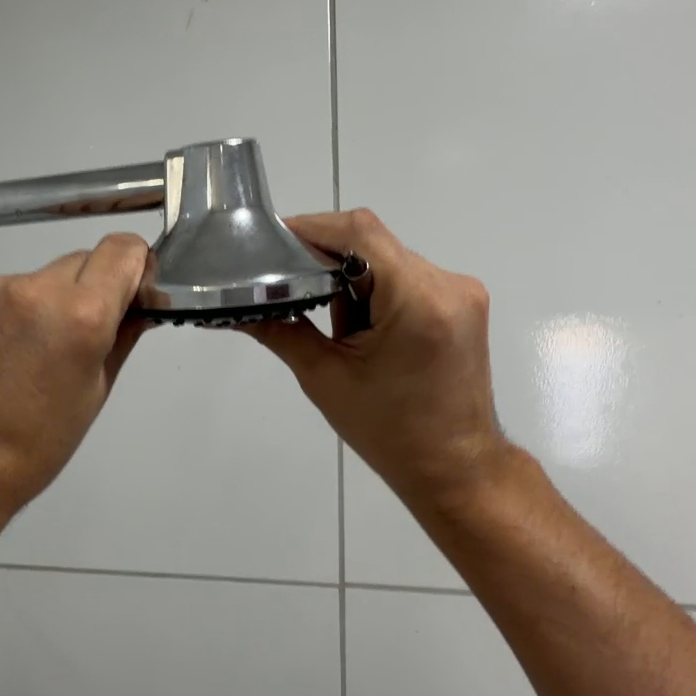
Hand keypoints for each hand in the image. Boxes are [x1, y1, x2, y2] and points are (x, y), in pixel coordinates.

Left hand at [0, 233, 150, 519]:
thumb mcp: (92, 395)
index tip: (135, 298)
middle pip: (87, 260)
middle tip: (93, 335)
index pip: (123, 250)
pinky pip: (16, 292)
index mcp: (79, 316)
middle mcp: (37, 290)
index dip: (138, 269)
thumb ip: (120, 340)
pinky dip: (27, 311)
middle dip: (100, 287)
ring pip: (49, 276)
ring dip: (61, 300)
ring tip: (46, 355)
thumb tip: (138, 310)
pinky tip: (16, 356)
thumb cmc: (28, 449)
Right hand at [248, 209, 513, 504]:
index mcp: (418, 300)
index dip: (311, 228)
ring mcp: (459, 291)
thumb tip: (236, 309)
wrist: (453, 467)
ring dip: (348, 277)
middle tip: (282, 281)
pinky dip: (371, 290)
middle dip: (324, 258)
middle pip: (373, 243)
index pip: (359, 233)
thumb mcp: (324, 378)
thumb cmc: (388, 431)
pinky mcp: (460, 303)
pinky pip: (404, 277)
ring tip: (321, 317)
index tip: (270, 241)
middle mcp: (448, 284)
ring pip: (387, 258)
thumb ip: (282, 331)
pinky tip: (353, 325)